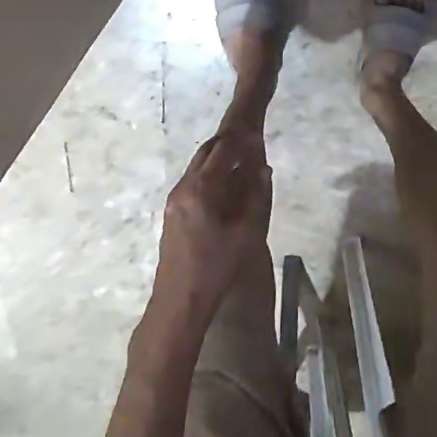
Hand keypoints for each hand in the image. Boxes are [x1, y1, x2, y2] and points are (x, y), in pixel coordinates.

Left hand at [153, 132, 270, 320]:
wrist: (179, 301)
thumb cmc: (216, 267)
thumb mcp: (246, 234)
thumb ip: (257, 197)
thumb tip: (263, 169)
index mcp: (200, 188)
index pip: (223, 150)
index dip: (241, 140)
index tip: (257, 134)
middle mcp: (183, 186)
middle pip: (206, 152)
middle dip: (228, 144)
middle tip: (249, 144)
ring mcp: (174, 199)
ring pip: (197, 166)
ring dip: (218, 159)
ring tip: (241, 163)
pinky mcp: (172, 211)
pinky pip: (193, 181)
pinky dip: (210, 174)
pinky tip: (225, 187)